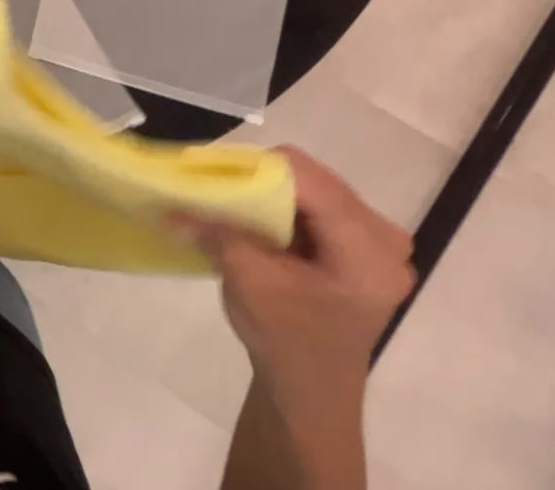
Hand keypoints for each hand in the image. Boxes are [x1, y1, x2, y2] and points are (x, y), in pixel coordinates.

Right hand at [177, 147, 414, 410]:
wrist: (308, 386)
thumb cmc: (287, 339)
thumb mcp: (248, 281)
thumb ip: (217, 232)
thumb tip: (170, 201)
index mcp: (369, 249)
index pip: (312, 181)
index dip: (256, 169)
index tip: (207, 172)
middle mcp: (383, 238)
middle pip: (313, 180)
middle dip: (256, 179)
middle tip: (212, 188)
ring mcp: (372, 242)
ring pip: (309, 189)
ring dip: (263, 193)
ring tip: (225, 203)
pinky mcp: (354, 247)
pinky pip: (310, 206)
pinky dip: (273, 207)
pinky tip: (248, 222)